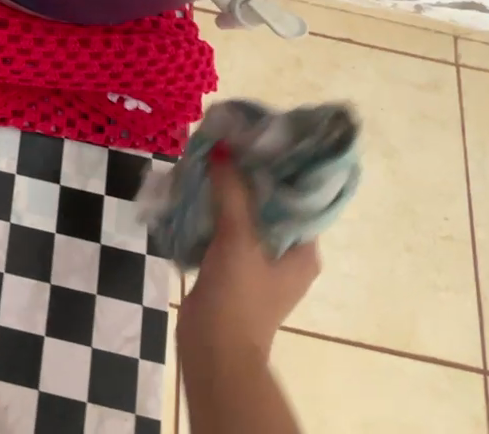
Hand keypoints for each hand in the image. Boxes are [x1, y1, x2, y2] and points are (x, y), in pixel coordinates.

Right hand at [177, 150, 320, 364]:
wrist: (213, 351)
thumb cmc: (238, 297)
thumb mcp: (238, 239)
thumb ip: (231, 192)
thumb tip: (222, 148)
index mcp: (302, 250)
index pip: (295, 197)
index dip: (274, 167)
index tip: (251, 138)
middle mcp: (284, 254)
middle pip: (264, 203)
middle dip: (240, 175)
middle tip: (218, 145)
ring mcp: (255, 263)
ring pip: (239, 215)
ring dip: (219, 191)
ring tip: (197, 161)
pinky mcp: (228, 269)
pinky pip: (220, 229)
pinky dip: (206, 211)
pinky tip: (186, 193)